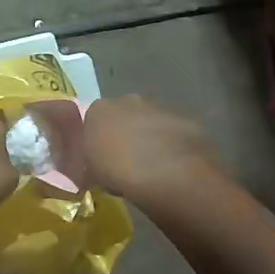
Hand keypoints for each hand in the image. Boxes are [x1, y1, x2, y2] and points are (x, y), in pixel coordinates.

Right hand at [82, 95, 215, 199]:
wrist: (168, 173)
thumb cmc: (117, 170)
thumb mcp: (89, 172)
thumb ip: (88, 162)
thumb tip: (94, 165)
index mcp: (99, 109)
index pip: (92, 120)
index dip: (96, 140)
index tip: (100, 159)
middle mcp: (128, 100)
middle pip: (122, 116)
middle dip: (123, 134)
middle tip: (124, 163)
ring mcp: (159, 108)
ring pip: (149, 123)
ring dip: (148, 139)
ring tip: (150, 168)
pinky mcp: (185, 120)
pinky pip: (171, 133)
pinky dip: (170, 146)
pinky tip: (170, 167)